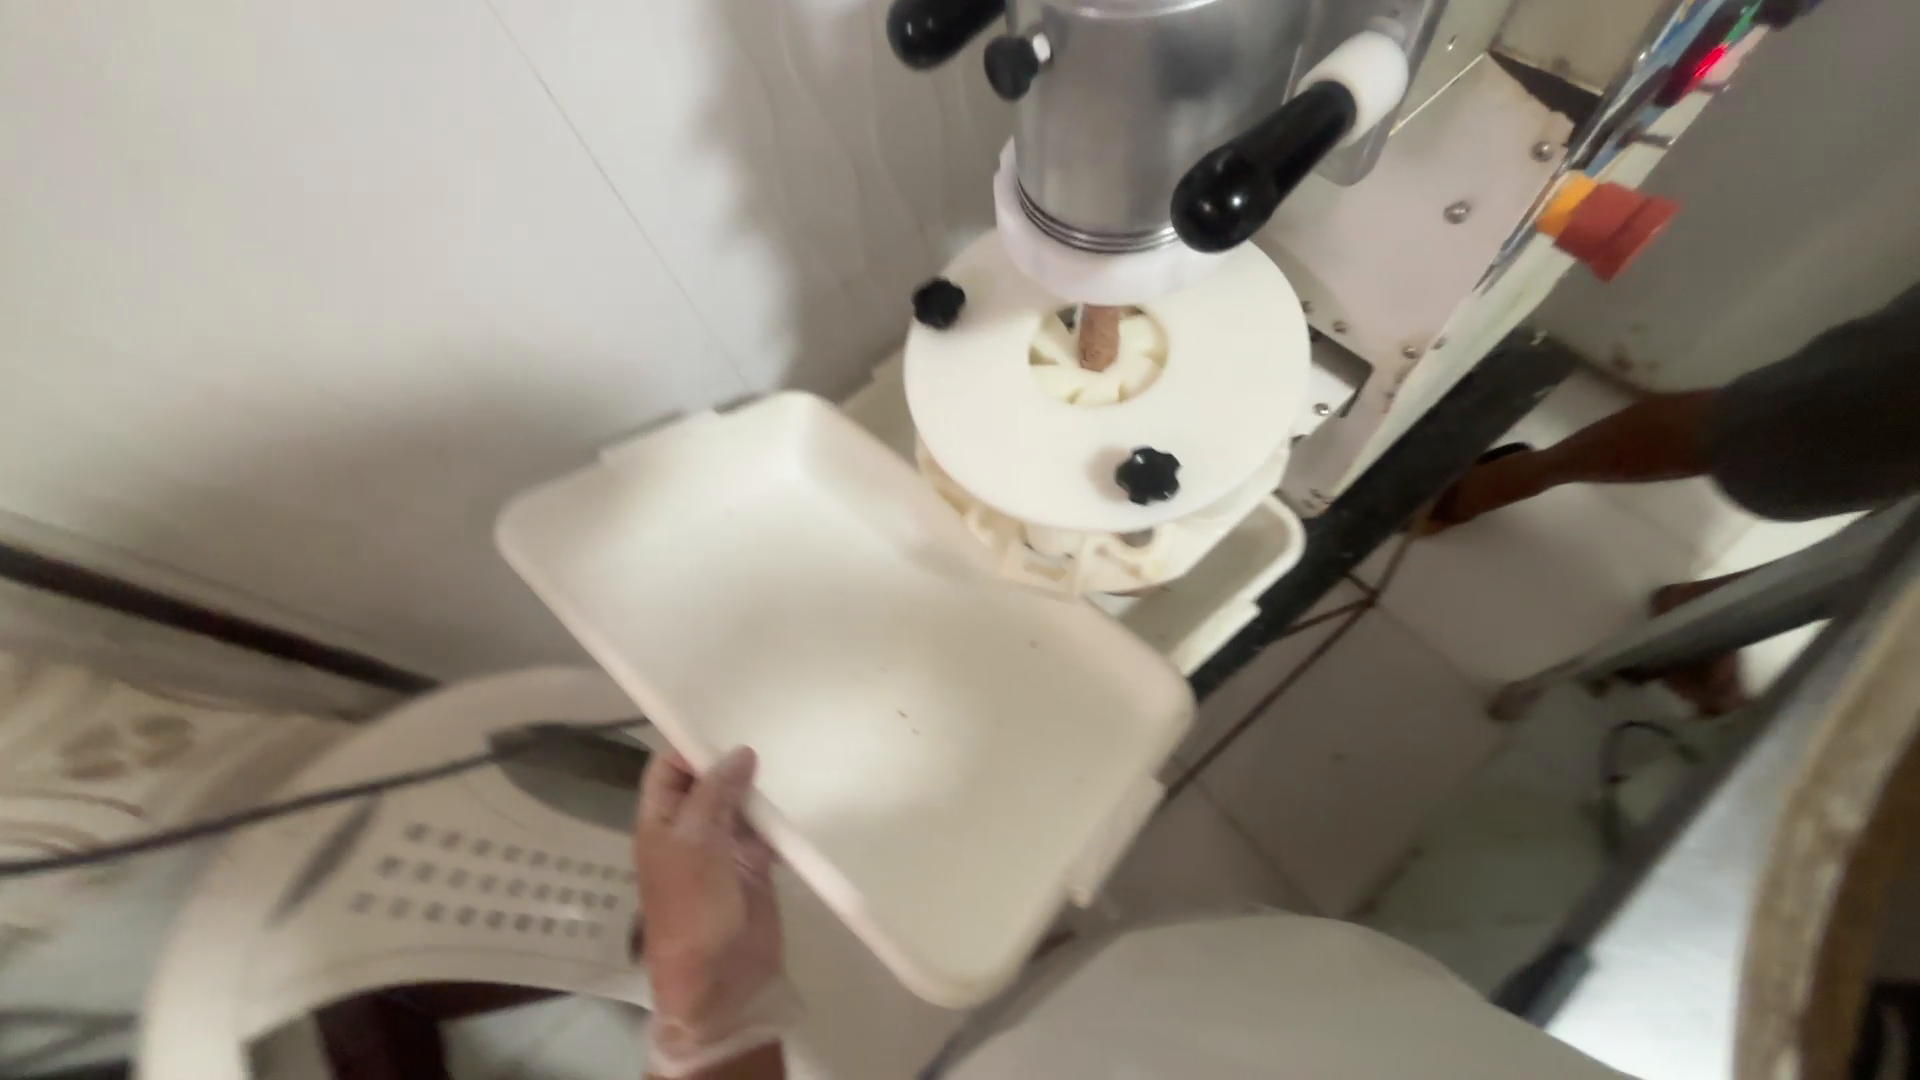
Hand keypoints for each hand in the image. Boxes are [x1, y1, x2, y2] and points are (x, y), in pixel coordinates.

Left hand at [636, 746, 794, 1077]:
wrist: (720, 979)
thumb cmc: (693, 907)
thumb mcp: (696, 842)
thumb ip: (716, 792)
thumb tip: (741, 751)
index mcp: (661, 822)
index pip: (668, 768)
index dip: (691, 746)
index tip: (727, 721)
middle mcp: (690, 829)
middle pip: (708, 781)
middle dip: (733, 760)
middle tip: (770, 726)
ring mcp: (723, 846)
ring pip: (740, 802)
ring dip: (760, 786)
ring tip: (791, 752)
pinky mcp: (755, 863)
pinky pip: (767, 828)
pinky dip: (780, 815)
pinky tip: (800, 794)